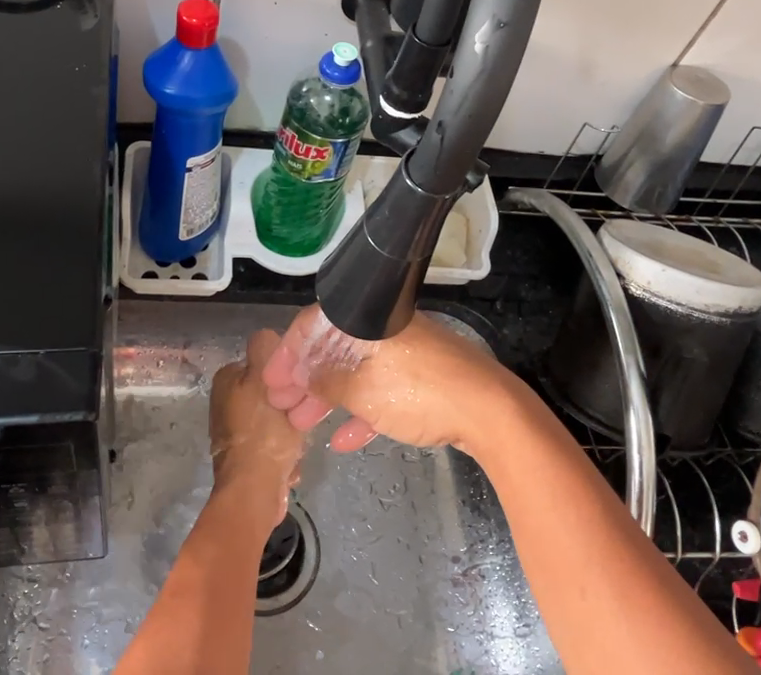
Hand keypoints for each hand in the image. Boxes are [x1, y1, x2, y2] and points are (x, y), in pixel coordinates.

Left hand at [210, 329, 306, 524]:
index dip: (286, 377)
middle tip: (297, 422)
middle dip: (290, 410)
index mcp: (226, 379)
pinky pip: (277, 446)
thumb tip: (267, 334)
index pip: (267, 364)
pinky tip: (289, 464)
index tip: (296, 392)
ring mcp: (235, 431)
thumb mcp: (266, 378)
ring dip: (292, 435)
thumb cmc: (262, 432)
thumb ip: (265, 348)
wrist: (254, 492)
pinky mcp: (247, 457)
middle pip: (275, 394)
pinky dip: (286, 455)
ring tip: (294, 446)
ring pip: (279, 421)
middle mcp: (226, 402)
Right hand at [261, 305, 524, 454]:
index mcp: (369, 320)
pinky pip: (380, 393)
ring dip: (326, 399)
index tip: (269, 380)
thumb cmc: (421, 392)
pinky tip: (344, 439)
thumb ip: (327, 383)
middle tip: (279, 404)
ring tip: (300, 424)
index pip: (315, 324)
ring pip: (355, 374)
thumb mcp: (364, 390)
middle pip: (333, 351)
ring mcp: (406, 357)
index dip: (288, 352)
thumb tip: (300, 377)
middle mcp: (385, 332)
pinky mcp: (422, 383)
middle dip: (304, 379)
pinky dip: (360, 412)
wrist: (491, 412)